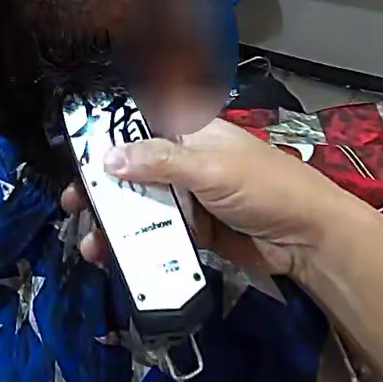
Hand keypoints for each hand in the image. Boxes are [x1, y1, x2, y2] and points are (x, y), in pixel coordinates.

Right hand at [61, 119, 360, 276]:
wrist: (307, 237)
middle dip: (105, 186)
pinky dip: (138, 244)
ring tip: (90, 240)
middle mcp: (189, 161)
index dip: (112, 136)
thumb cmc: (264, 187)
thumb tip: (109, 158)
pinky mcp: (198, 230)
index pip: (146, 125)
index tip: (79, 154)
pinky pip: (160, 233)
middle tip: (75, 203)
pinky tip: (115, 256)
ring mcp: (193, 197)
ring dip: (117, 221)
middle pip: (137, 169)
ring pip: (145, 204)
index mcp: (194, 133)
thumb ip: (161, 162)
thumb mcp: (211, 168)